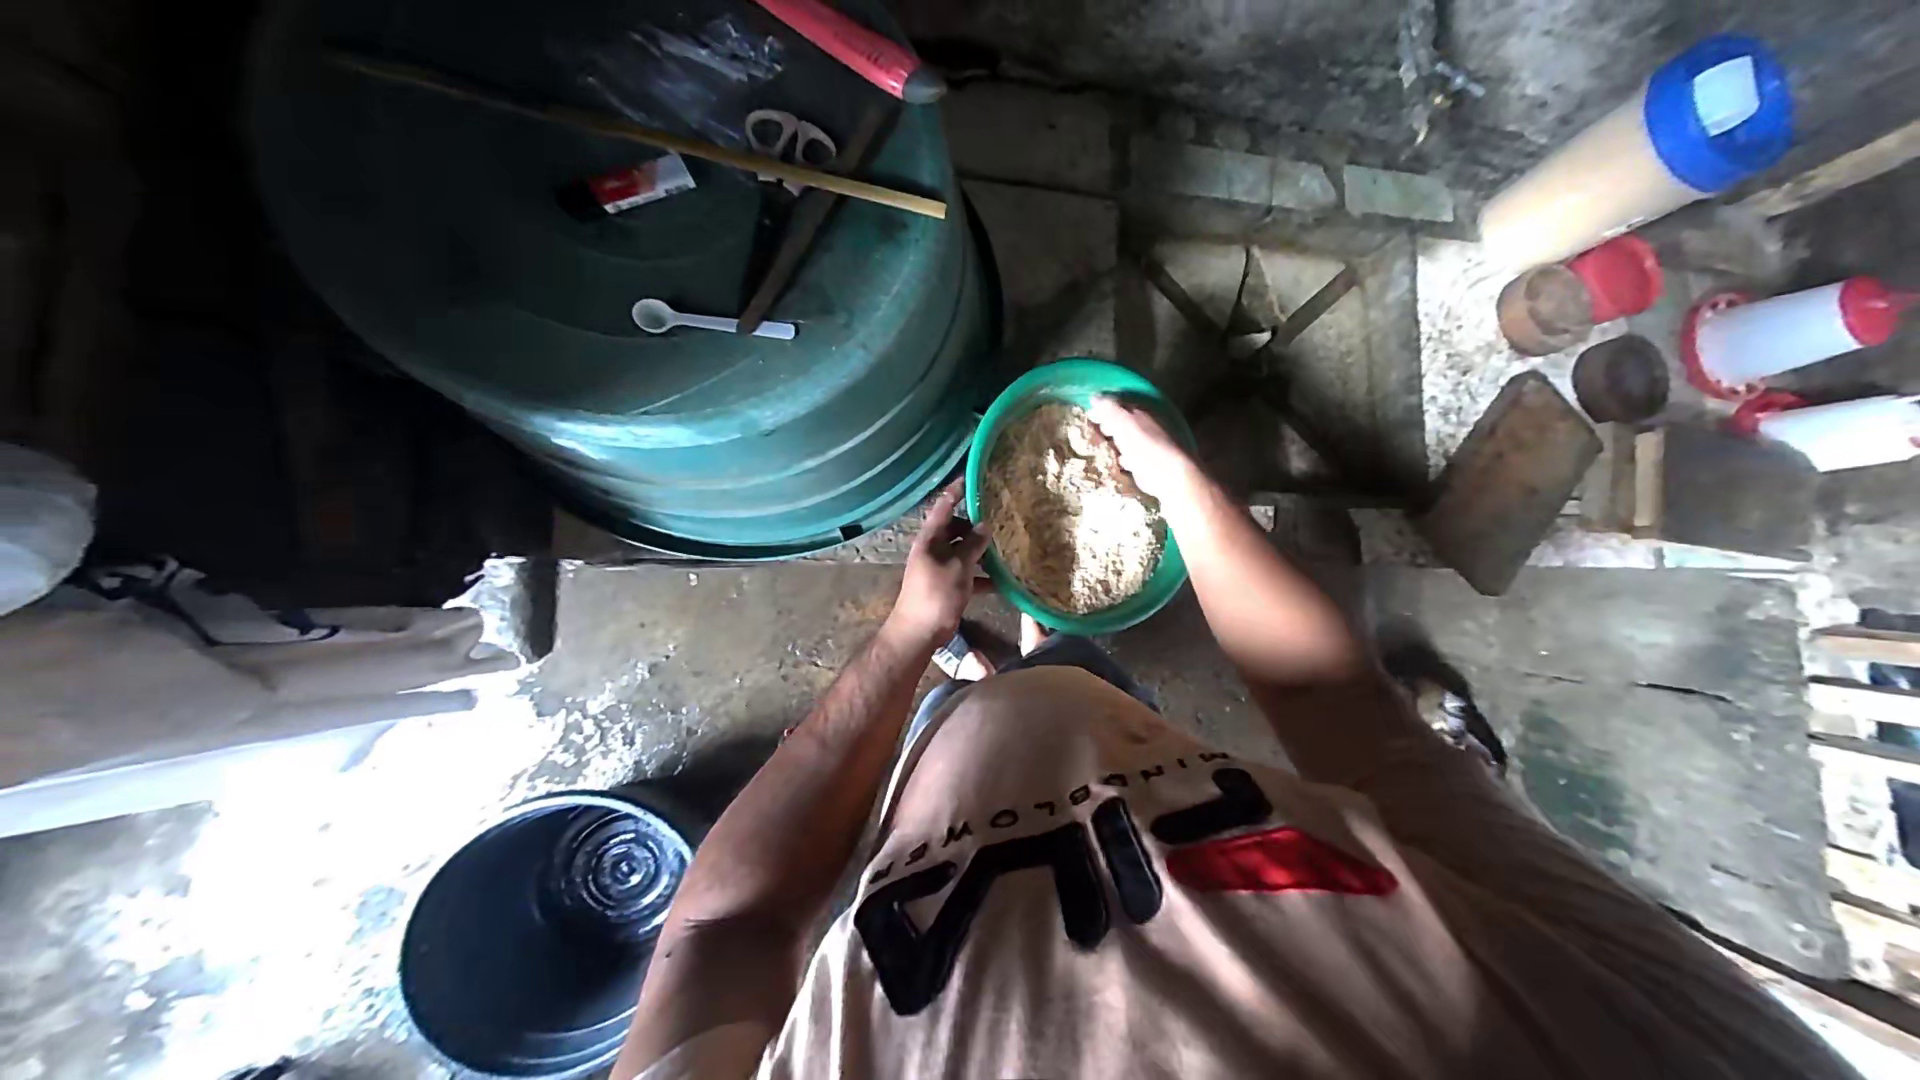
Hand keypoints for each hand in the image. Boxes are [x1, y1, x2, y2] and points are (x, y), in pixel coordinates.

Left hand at [887, 479, 989, 646]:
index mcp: (930, 539)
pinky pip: (968, 573)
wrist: (919, 633)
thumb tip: (985, 525)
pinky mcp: (948, 586)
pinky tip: (1003, 580)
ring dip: (981, 550)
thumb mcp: (958, 567)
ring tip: (1005, 546)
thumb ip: (972, 545)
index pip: (943, 507)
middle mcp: (933, 549)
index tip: (972, 477)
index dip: (956, 491)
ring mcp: (940, 568)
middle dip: (975, 524)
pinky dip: (982, 576)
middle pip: (955, 529)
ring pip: (963, 551)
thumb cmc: (935, 595)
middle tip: (999, 518)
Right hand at [1088, 397, 1200, 503]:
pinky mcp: (1146, 464)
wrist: (1169, 475)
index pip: (1119, 404)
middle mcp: (1146, 425)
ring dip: (1113, 442)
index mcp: (1141, 412)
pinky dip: (1120, 458)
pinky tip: (1113, 462)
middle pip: (1122, 422)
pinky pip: (1128, 457)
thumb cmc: (1146, 446)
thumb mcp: (1125, 423)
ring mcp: (1147, 445)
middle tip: (1090, 431)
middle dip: (1107, 425)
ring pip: (1125, 439)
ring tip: (1097, 447)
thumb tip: (1095, 397)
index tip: (1088, 414)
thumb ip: (1110, 410)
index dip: (1103, 408)